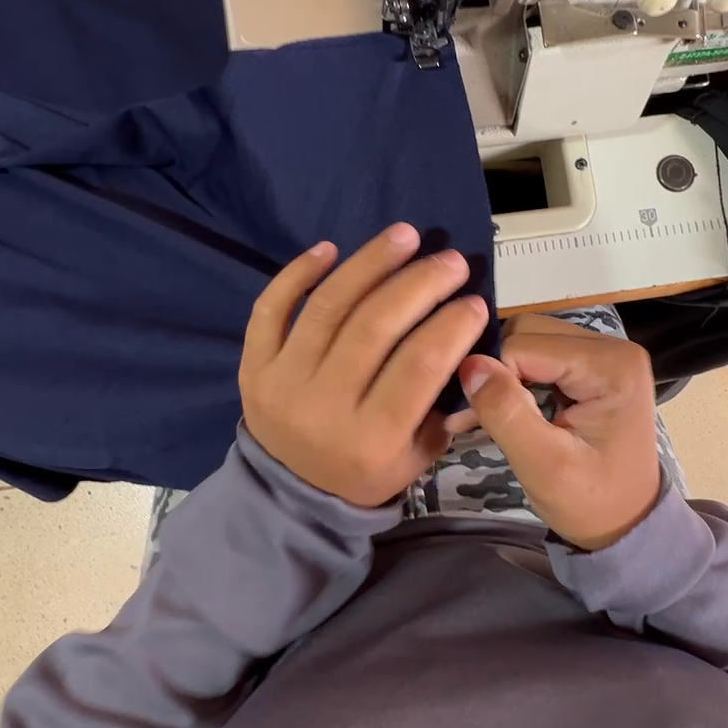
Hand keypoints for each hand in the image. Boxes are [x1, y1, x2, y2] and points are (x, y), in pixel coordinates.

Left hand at [241, 223, 488, 506]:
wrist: (291, 492)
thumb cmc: (365, 471)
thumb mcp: (417, 457)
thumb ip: (443, 406)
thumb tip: (467, 342)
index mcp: (371, 440)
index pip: (419, 367)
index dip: (451, 326)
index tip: (475, 300)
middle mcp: (323, 408)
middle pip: (375, 328)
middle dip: (419, 284)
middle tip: (450, 260)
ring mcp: (282, 383)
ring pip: (329, 307)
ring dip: (370, 263)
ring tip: (405, 235)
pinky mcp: (253, 366)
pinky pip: (270, 309)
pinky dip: (298, 274)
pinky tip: (331, 248)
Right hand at [449, 314, 660, 549]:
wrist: (626, 527)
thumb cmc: (591, 503)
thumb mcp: (544, 465)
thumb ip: (507, 412)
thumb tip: (470, 365)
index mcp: (610, 366)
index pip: (524, 346)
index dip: (492, 378)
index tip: (469, 419)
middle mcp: (612, 348)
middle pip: (526, 333)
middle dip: (494, 371)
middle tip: (473, 417)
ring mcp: (603, 354)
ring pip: (527, 340)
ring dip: (501, 375)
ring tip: (482, 415)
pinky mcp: (592, 365)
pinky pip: (539, 354)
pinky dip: (515, 377)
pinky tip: (501, 408)